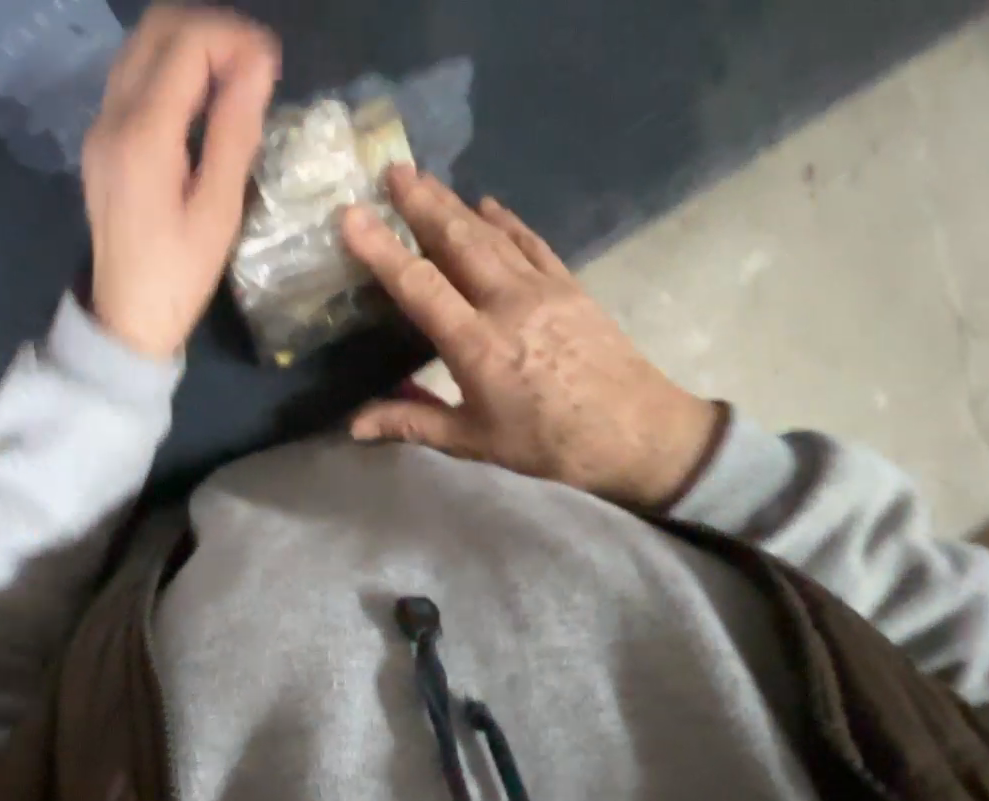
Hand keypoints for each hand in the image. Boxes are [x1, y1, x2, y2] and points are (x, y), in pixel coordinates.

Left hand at [82, 7, 279, 356]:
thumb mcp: (217, 210)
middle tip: (253, 69)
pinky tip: (202, 104)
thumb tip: (259, 63)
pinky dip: (170, 73)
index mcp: (142, 136)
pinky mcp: (100, 145)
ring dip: (189, 48)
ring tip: (233, 83)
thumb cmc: (178, 277)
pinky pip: (132, 80)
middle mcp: (111, 119)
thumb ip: (235, 131)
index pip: (187, 43)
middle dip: (211, 33)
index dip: (236, 39)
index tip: (271, 69)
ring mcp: (100, 130)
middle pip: (157, 29)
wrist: (125, 322)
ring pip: (141, 49)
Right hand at [341, 166, 722, 509]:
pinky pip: (531, 243)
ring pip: (491, 234)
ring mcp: (543, 288)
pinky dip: (506, 221)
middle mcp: (507, 303)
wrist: (636, 433)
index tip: (352, 216)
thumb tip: (352, 426)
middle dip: (422, 203)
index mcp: (476, 344)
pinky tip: (488, 204)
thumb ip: (411, 422)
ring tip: (425, 178)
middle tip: (391, 171)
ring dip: (454, 204)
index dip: (382, 249)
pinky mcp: (569, 286)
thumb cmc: (546, 442)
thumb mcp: (471, 440)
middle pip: (457, 241)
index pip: (420, 286)